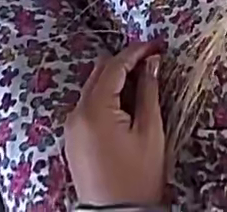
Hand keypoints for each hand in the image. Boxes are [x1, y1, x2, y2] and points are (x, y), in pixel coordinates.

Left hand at [65, 44, 166, 207]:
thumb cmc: (138, 179)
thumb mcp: (150, 134)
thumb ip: (149, 92)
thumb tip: (152, 62)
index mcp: (95, 108)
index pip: (114, 66)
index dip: (135, 52)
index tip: (155, 46)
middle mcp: (77, 111)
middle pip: (100, 72)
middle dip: (124, 63)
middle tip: (150, 62)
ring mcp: (71, 124)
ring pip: (93, 87)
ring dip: (114, 80)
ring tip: (141, 83)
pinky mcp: (72, 137)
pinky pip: (88, 105)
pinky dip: (105, 97)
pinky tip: (124, 104)